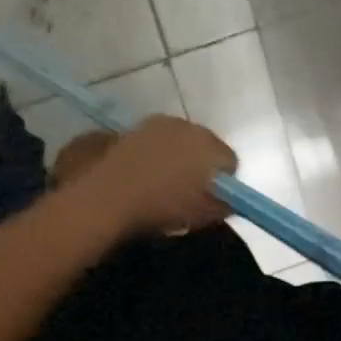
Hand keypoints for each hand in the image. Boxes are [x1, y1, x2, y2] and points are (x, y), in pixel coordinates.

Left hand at [71, 116, 236, 235]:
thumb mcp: (202, 217)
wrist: (109, 195)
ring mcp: (160, 123)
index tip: (212, 199)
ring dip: (178, 156)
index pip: (230, 162)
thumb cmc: (162, 207)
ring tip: (164, 182)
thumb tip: (229, 201)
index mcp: (211, 147)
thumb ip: (224, 206)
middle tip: (190, 191)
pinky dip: (156, 153)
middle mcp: (190, 127)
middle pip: (206, 146)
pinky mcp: (136, 127)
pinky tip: (145, 172)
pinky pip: (157, 141)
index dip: (224, 183)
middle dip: (202, 165)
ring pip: (180, 141)